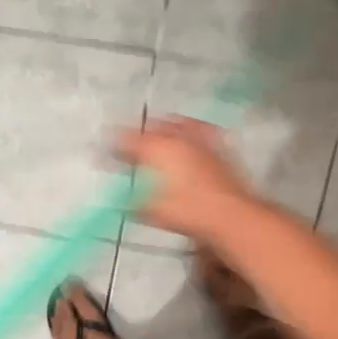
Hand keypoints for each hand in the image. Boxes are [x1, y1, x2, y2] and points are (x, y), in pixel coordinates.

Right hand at [117, 116, 258, 240]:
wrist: (230, 214)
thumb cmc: (186, 212)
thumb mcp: (153, 210)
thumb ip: (135, 203)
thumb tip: (124, 203)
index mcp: (156, 149)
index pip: (128, 140)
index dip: (115, 144)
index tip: (106, 151)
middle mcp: (176, 138)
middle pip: (151, 128)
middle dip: (138, 134)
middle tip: (129, 144)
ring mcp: (199, 140)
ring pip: (175, 124)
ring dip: (162, 127)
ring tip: (156, 132)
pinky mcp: (218, 147)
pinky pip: (201, 129)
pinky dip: (191, 128)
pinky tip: (190, 133)